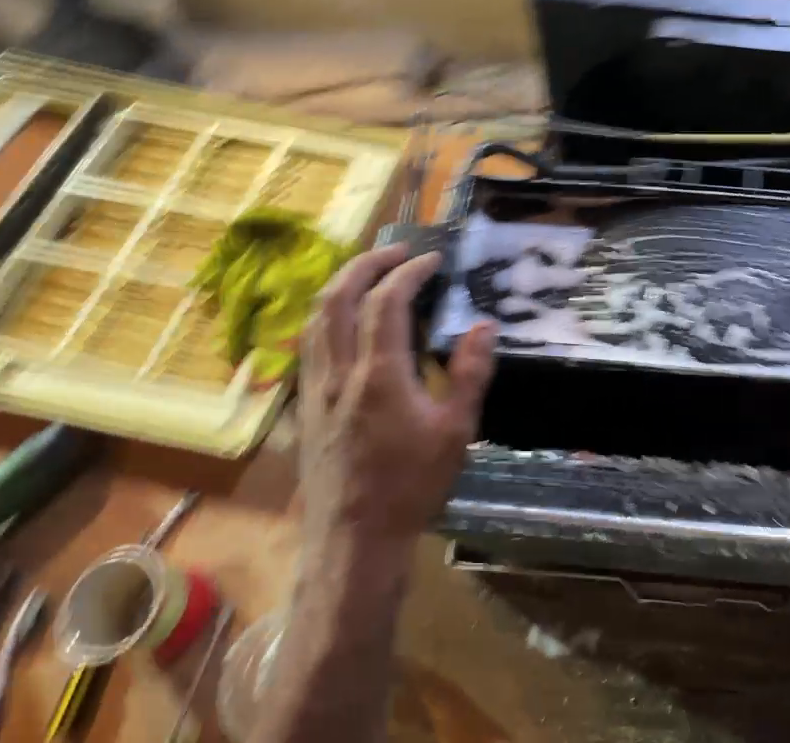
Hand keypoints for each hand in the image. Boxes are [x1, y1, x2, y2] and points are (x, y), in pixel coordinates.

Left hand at [297, 245, 497, 557]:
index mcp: (379, 375)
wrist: (353, 538)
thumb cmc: (411, 486)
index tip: (432, 260)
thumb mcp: (456, 432)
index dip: (409, 272)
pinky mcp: (305, 408)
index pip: (387, 302)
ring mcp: (315, 390)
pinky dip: (326, 318)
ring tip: (368, 275)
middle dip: (366, 264)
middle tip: (396, 252)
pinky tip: (342, 325)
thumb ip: (469, 374)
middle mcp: (339, 372)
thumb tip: (484, 325)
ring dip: (341, 286)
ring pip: (315, 319)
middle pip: (338, 298)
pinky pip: (308, 346)